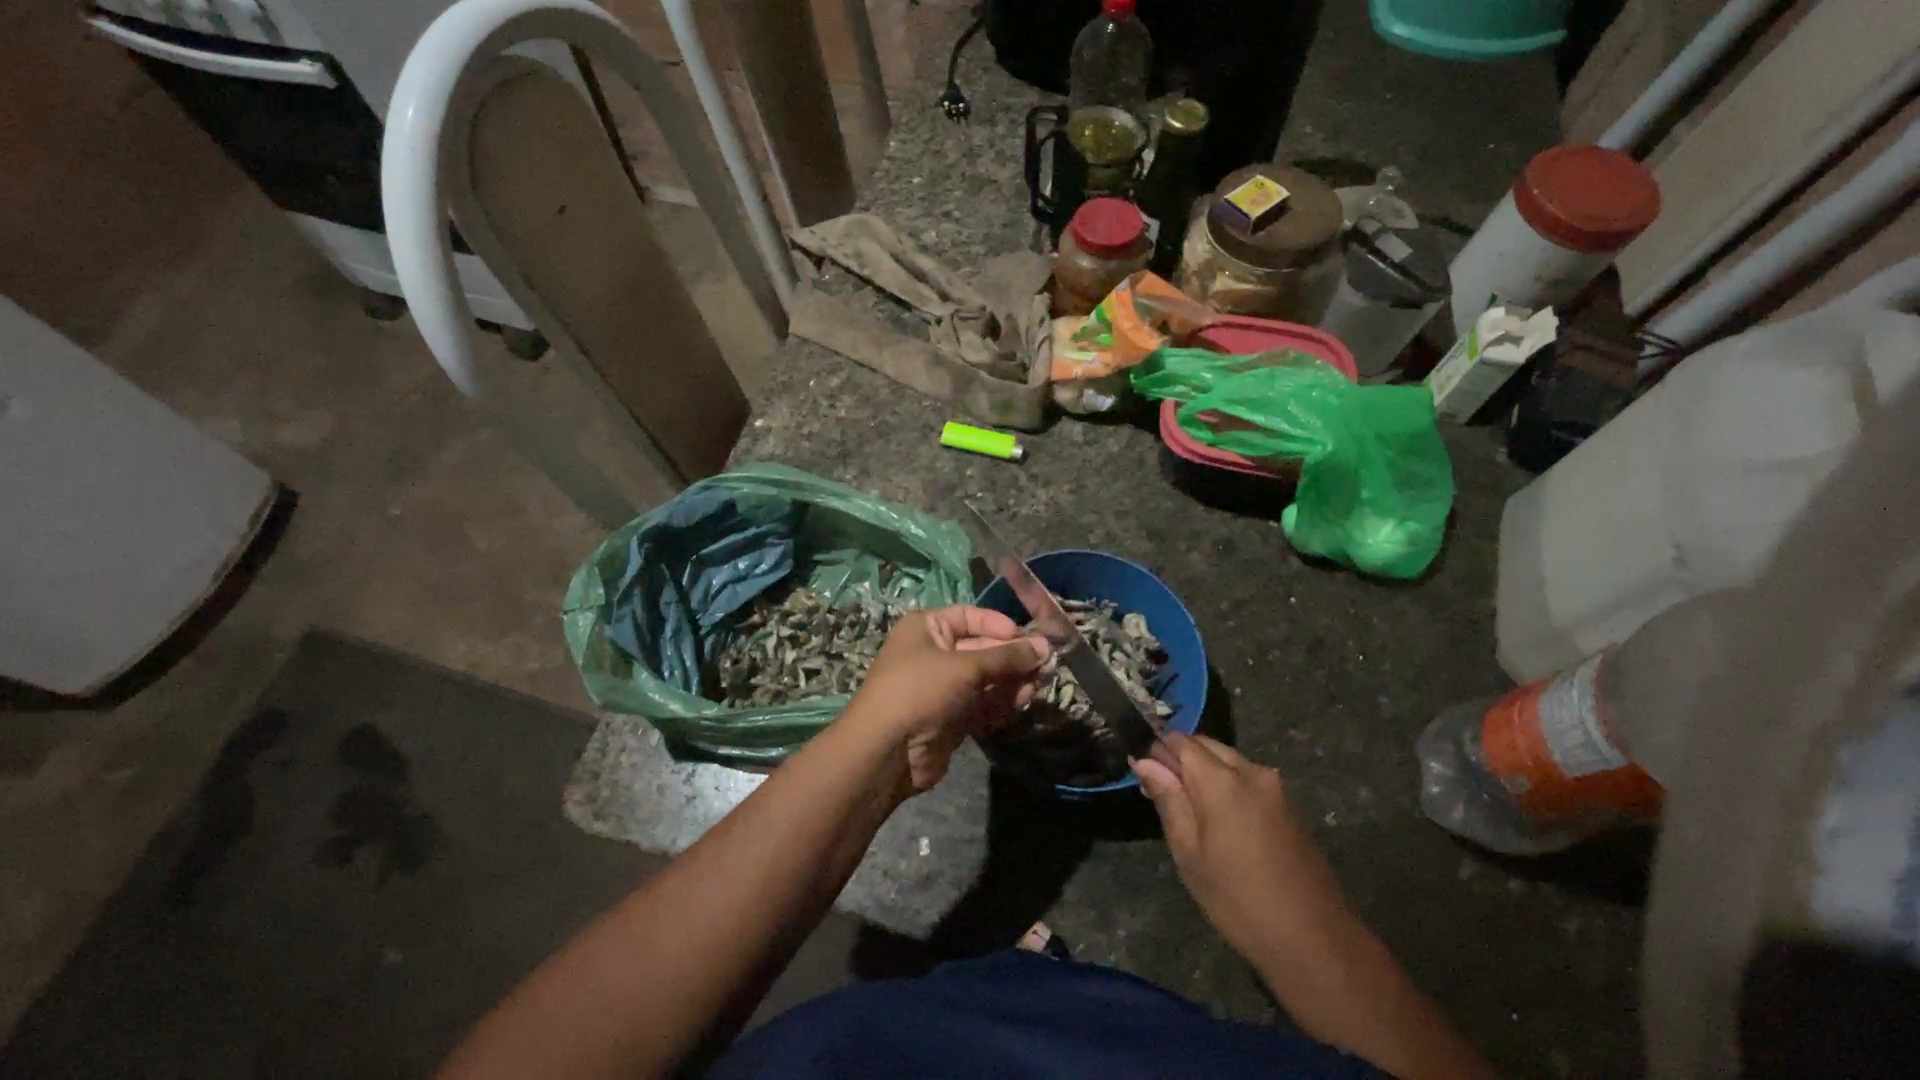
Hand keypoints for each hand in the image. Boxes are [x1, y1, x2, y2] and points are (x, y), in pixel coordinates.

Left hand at [844, 605, 1049, 792]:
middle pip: (983, 649)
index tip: (1027, 638)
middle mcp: (934, 654)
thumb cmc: (920, 691)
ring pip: (986, 679)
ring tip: (1034, 688)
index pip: (970, 617)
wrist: (887, 752)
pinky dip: (1001, 702)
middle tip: (1045, 667)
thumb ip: (1007, 657)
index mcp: (927, 628)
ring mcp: (943, 688)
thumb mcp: (965, 667)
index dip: (999, 625)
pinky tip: (1021, 703)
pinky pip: (983, 703)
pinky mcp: (952, 717)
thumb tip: (1045, 646)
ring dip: (1011, 682)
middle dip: (1012, 658)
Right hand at [1133, 735, 1347, 961]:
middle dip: (1181, 759)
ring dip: (1205, 772)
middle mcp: (1253, 771)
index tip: (1141, 772)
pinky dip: (1228, 786)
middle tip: (1160, 793)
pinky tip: (1220, 822)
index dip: (1157, 750)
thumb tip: (1145, 761)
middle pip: (1208, 746)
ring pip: (1230, 761)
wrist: (1312, 938)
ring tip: (1188, 811)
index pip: (1181, 742)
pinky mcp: (1291, 806)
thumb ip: (1169, 800)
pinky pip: (1249, 780)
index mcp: (1223, 781)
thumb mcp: (1189, 853)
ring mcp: (1277, 788)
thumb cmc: (1237, 899)